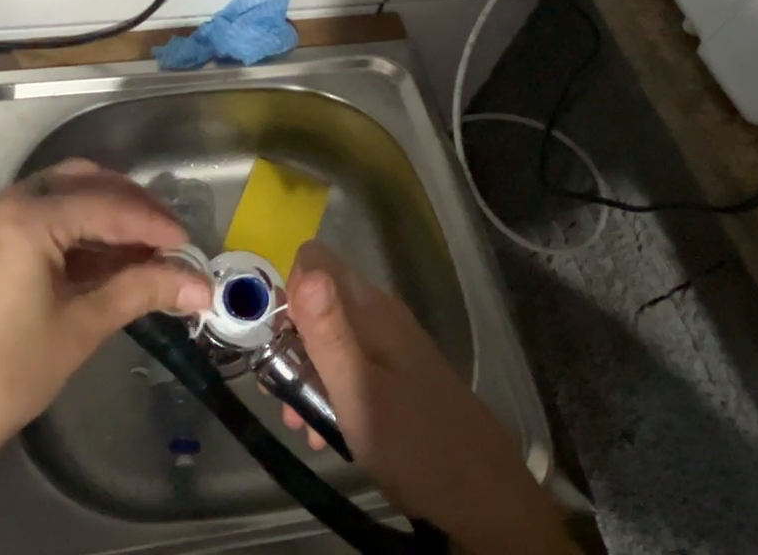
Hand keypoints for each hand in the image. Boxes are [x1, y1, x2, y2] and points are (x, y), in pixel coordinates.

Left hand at [0, 160, 209, 554]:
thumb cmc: (1, 376)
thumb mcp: (78, 329)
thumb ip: (141, 292)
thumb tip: (200, 286)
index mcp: (27, 216)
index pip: (108, 205)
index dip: (155, 224)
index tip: (191, 245)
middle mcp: (2, 202)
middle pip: (82, 184)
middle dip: (130, 208)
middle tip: (168, 241)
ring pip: (56, 197)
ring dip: (101, 217)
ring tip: (140, 253)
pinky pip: (33, 219)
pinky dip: (70, 231)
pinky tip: (96, 261)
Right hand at [283, 241, 576, 554]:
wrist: (483, 496)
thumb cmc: (413, 443)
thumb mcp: (357, 390)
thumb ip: (327, 331)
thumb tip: (304, 268)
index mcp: (371, 308)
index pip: (314, 260)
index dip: (284, 291)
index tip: (273, 338)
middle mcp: (381, 315)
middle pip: (317, 301)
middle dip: (289, 338)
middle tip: (279, 389)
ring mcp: (392, 344)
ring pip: (331, 336)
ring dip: (305, 370)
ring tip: (299, 422)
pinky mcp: (399, 373)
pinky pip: (350, 363)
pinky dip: (329, 386)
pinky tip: (326, 429)